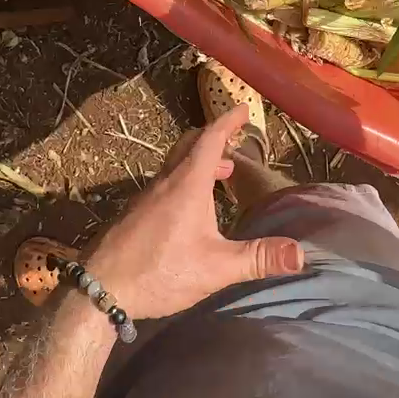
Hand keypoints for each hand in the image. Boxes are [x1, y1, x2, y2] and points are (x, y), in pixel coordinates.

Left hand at [84, 104, 304, 318]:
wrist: (98, 289)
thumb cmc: (160, 271)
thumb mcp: (216, 267)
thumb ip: (257, 258)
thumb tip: (300, 253)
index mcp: (188, 183)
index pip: (211, 138)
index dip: (228, 122)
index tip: (242, 108)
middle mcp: (166, 181)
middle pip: (190, 145)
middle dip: (213, 137)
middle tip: (232, 140)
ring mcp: (146, 196)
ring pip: (175, 164)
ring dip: (198, 160)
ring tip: (219, 175)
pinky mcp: (135, 213)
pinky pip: (164, 182)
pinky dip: (183, 179)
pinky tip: (190, 208)